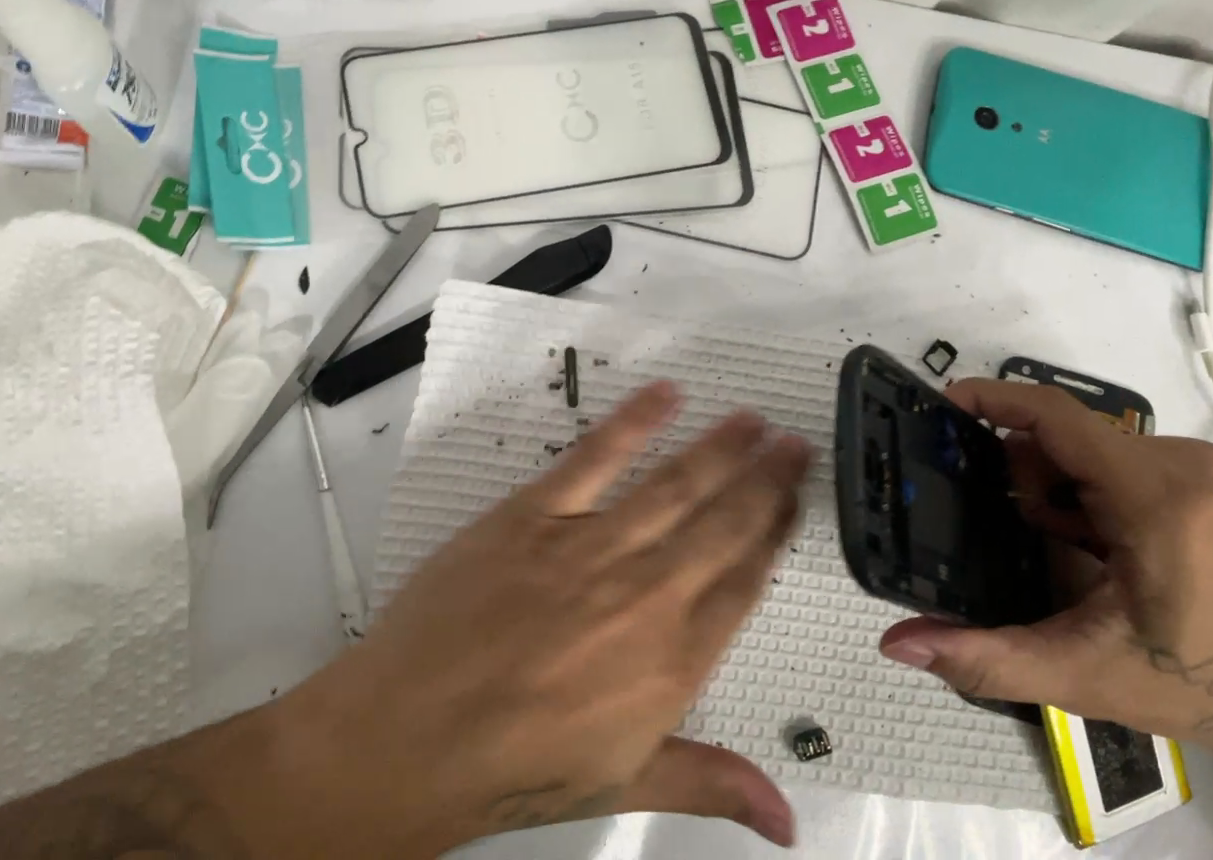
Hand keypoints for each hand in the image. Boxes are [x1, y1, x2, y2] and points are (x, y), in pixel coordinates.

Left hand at [216, 382, 809, 855]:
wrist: (416, 733)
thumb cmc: (519, 765)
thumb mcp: (625, 783)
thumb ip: (712, 783)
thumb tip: (788, 824)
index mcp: (675, 657)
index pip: (745, 583)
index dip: (775, 538)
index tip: (796, 504)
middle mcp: (648, 592)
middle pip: (724, 525)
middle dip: (766, 481)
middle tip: (796, 445)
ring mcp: (590, 545)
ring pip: (674, 485)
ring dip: (719, 449)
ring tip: (753, 421)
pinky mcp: (533, 514)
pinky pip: (596, 457)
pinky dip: (634, 422)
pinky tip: (665, 395)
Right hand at [877, 379, 1212, 788]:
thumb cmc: (1209, 686)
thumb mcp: (1085, 676)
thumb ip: (987, 659)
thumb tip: (900, 644)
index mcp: (1158, 499)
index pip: (1058, 416)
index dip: (992, 399)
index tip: (938, 408)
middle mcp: (1185, 467)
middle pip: (1066, 437)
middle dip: (1022, 475)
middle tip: (1011, 530)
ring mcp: (1205, 471)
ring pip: (1092, 449)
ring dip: (1054, 486)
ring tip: (1059, 547)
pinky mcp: (1212, 483)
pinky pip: (1123, 461)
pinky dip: (1088, 491)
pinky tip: (1093, 543)